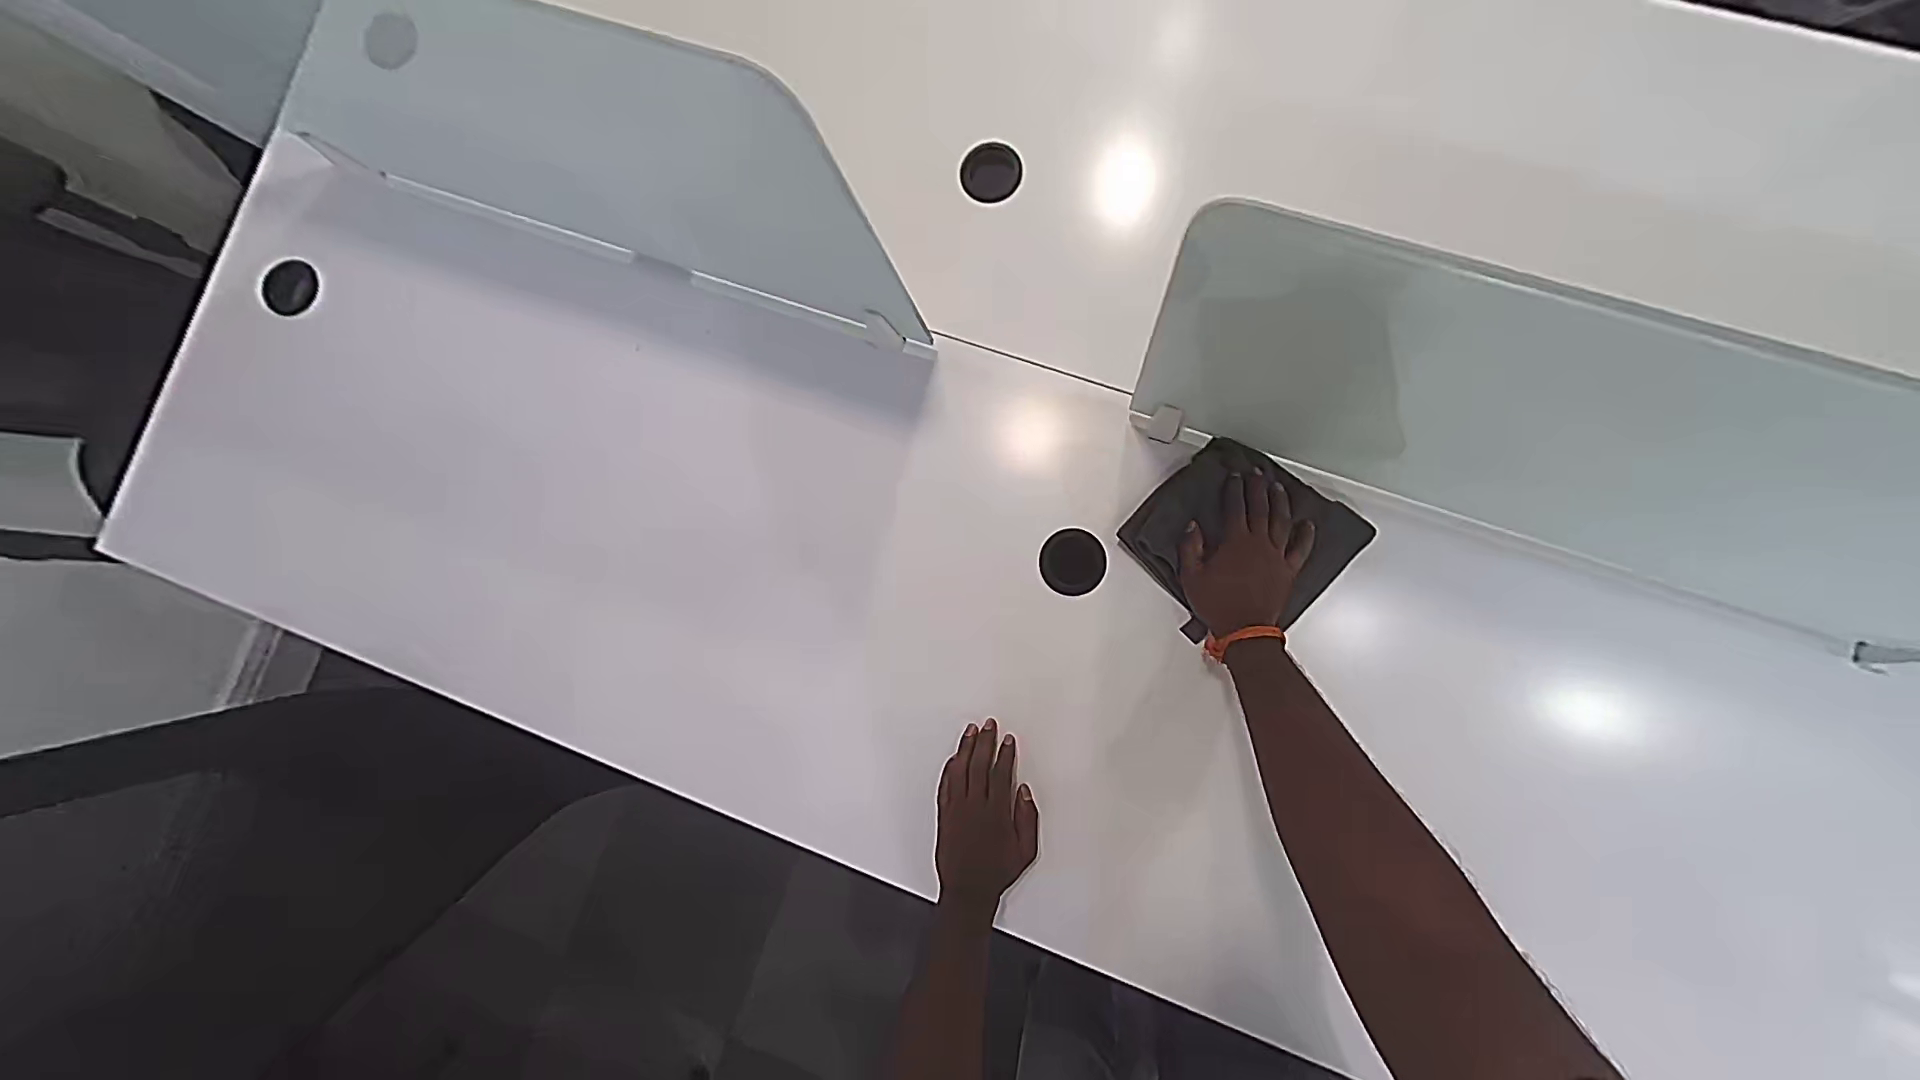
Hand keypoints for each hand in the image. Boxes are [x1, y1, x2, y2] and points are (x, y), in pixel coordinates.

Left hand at [935, 718, 1038, 918]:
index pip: (1000, 773)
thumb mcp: (1025, 850)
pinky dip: (949, 769)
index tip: (1007, 740)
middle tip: (988, 725)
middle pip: (979, 765)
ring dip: (965, 748)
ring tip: (970, 731)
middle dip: (985, 742)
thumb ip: (1027, 818)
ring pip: (960, 770)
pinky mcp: (944, 814)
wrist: (967, 891)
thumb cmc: (996, 872)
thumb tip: (1023, 792)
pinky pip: (945, 785)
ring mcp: (957, 809)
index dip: (1005, 754)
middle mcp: (975, 806)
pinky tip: (954, 757)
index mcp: (996, 813)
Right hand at [1178, 468, 1315, 635]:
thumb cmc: (1218, 604)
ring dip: (1280, 502)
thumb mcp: (1191, 576)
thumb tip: (1192, 527)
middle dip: (1257, 488)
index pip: (1234, 508)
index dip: (1234, 490)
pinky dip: (1306, 535)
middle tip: (1257, 474)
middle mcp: (1258, 544)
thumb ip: (1191, 548)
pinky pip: (1300, 548)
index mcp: (1234, 543)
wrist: (1245, 629)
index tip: (1234, 477)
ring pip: (1281, 521)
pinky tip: (1308, 524)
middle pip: (1260, 508)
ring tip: (1278, 488)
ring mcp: (1276, 556)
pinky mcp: (1288, 570)